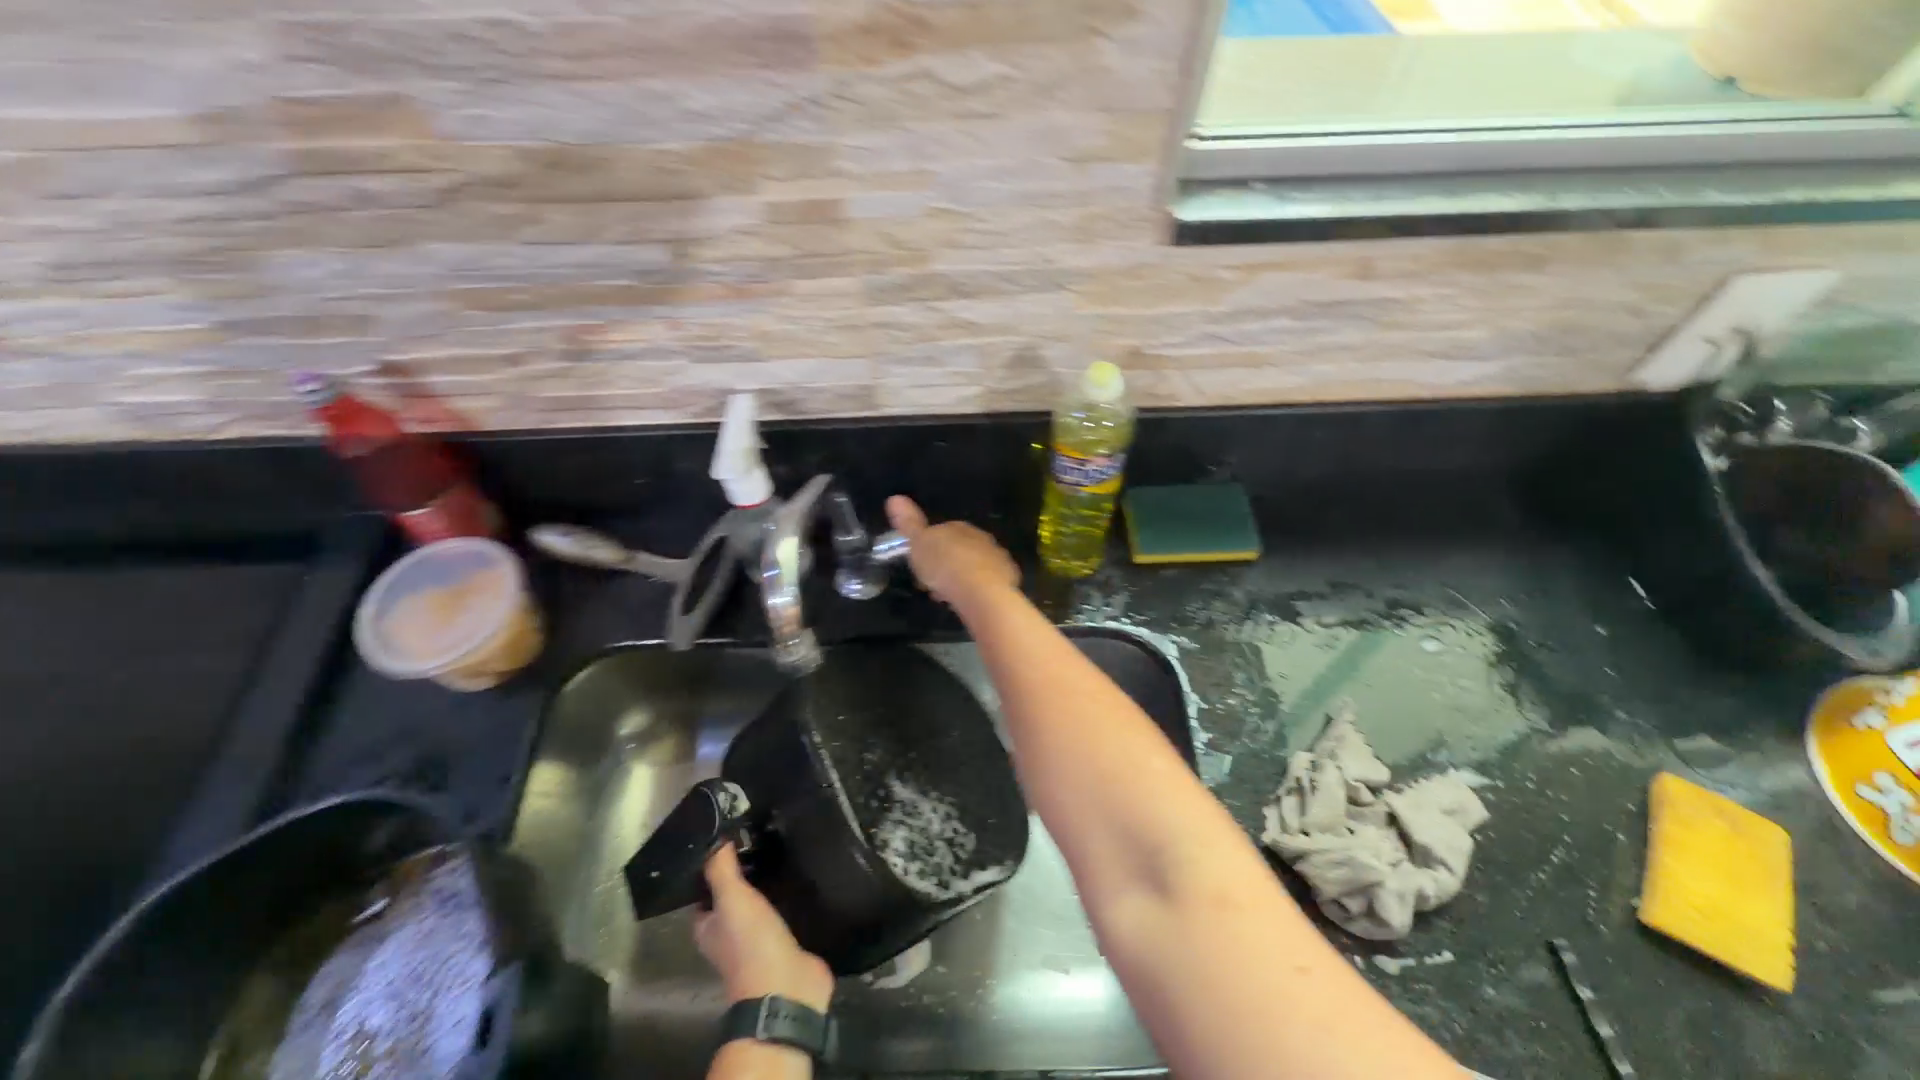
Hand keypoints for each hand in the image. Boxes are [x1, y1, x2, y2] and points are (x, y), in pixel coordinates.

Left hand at [693, 843, 834, 1011]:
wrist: (787, 988)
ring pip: (761, 907)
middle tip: (761, 838)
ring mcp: (760, 941)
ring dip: (770, 887)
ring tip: (782, 852)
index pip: (704, 891)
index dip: (712, 866)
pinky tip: (802, 878)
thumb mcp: (731, 900)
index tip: (729, 837)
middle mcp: (730, 935)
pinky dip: (792, 899)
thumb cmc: (750, 944)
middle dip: (745, 873)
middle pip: (733, 898)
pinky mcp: (786, 945)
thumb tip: (715, 838)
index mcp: (708, 927)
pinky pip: (786, 915)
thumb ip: (721, 869)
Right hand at [885, 496, 1020, 609]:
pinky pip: (986, 583)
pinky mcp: (1007, 579)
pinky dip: (975, 591)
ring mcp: (997, 558)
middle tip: (931, 584)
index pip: (943, 532)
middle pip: (960, 550)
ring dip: (960, 580)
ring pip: (973, 567)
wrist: (981, 592)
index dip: (930, 548)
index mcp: (959, 527)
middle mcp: (981, 538)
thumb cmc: (945, 565)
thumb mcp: (919, 544)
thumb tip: (894, 497)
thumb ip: (909, 523)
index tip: (920, 565)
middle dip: (946, 565)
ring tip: (946, 598)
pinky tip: (966, 602)